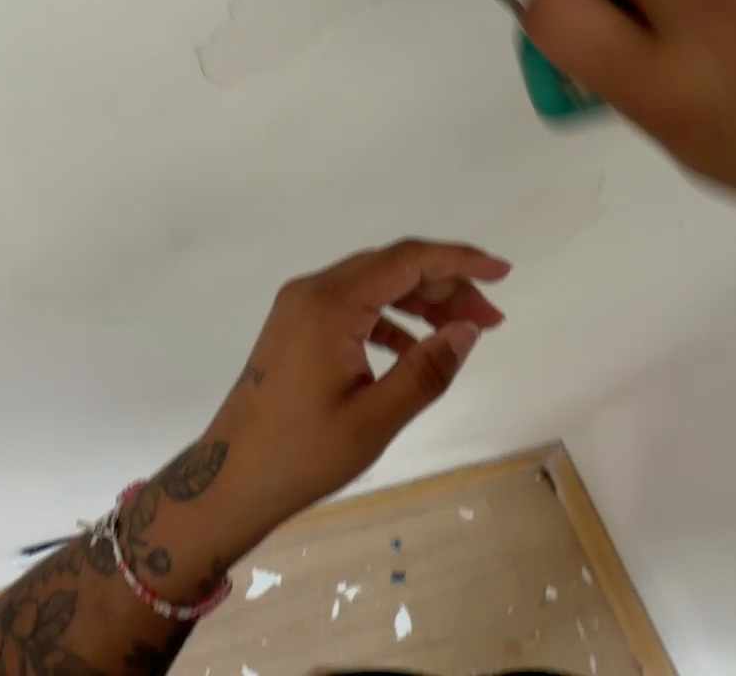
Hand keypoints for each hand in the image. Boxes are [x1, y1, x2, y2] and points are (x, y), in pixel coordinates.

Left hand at [197, 239, 509, 540]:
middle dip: (444, 284)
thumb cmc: (303, 452)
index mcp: (329, 304)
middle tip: (491, 318)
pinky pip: (351, 306)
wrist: (233, 475)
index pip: (405, 261)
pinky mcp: (294, 325)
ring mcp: (298, 307)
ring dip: (419, 302)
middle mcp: (311, 291)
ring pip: (371, 285)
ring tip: (464, 331)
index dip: (458, 260)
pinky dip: (388, 319)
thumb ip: (427, 369)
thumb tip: (469, 328)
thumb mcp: (376, 418)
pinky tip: (414, 349)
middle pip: (389, 268)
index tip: (502, 272)